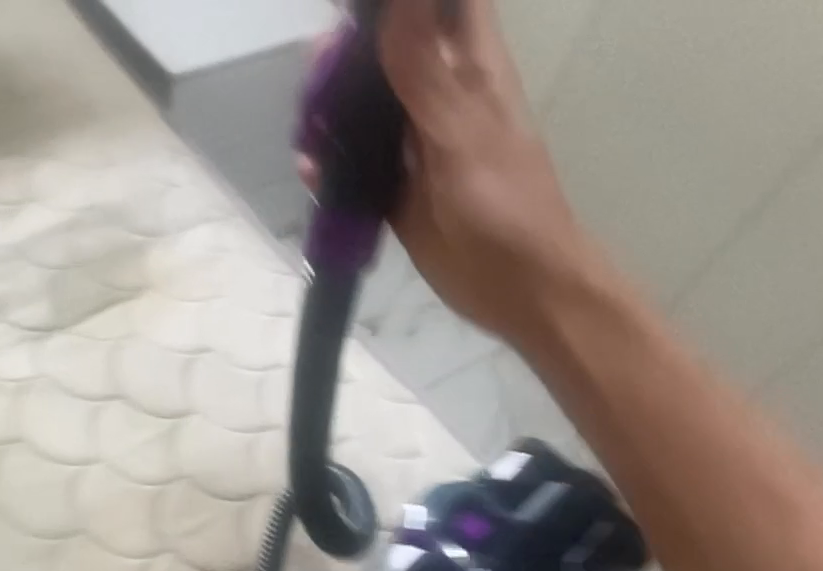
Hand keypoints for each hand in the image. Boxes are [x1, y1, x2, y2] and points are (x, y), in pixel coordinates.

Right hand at [306, 0, 602, 348]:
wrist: (516, 289)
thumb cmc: (503, 206)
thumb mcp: (461, 132)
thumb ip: (423, 69)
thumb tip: (394, 0)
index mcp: (469, 68)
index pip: (441, 3)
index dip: (400, 2)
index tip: (354, 9)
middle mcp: (440, 98)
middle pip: (389, 52)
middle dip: (350, 53)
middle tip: (317, 67)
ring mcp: (416, 147)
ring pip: (366, 110)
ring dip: (333, 109)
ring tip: (306, 124)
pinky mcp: (398, 192)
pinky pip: (357, 167)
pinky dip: (332, 165)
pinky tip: (311, 170)